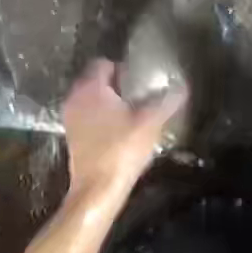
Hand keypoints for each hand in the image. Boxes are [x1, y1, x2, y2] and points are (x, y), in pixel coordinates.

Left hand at [62, 60, 186, 200]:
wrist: (98, 189)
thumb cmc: (122, 149)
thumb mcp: (150, 122)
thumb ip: (166, 101)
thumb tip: (181, 87)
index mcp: (90, 88)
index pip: (103, 63)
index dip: (123, 67)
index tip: (141, 78)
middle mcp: (75, 98)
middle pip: (96, 81)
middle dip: (117, 85)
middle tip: (141, 94)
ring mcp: (71, 119)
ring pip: (92, 100)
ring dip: (110, 103)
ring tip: (134, 113)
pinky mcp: (73, 137)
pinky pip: (89, 117)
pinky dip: (102, 118)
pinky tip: (121, 131)